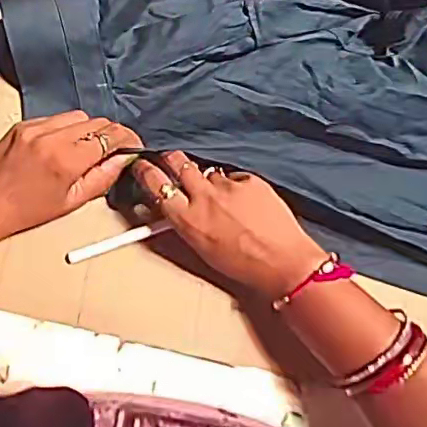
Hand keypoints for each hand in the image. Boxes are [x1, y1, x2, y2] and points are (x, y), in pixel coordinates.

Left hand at [0, 111, 141, 244]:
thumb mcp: (72, 202)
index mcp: (66, 160)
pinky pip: (55, 118)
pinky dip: (65, 129)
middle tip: (112, 151)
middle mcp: (50, 137)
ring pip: (78, 116)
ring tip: (83, 151)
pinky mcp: (23, 124)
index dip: (128, 139)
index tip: (133, 145)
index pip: (111, 136)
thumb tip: (124, 159)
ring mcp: (34, 127)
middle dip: (109, 135)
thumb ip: (103, 177)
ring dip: (88, 130)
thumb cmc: (24, 210)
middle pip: (97, 122)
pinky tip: (61, 147)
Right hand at [130, 153, 327, 300]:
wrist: (283, 263)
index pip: (155, 184)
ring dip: (210, 180)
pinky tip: (246, 204)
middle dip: (174, 160)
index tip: (144, 165)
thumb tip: (175, 210)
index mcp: (187, 220)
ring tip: (223, 198)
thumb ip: (185, 223)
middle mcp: (204, 198)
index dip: (146, 170)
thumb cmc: (244, 265)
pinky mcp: (251, 181)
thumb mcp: (201, 249)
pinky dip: (237, 187)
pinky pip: (236, 177)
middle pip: (178, 161)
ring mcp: (228, 186)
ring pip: (209, 171)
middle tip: (176, 164)